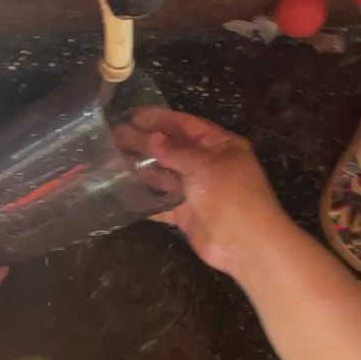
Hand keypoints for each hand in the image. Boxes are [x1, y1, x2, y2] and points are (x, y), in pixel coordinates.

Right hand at [130, 107, 294, 276]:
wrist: (244, 243)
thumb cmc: (230, 195)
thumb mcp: (204, 165)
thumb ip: (176, 151)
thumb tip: (153, 139)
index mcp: (220, 146)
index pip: (187, 125)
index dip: (161, 119)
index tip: (134, 116)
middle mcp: (208, 165)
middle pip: (173, 149)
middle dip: (146, 142)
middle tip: (117, 136)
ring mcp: (197, 191)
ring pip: (166, 175)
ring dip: (143, 168)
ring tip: (116, 161)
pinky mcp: (187, 214)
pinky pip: (163, 202)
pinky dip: (146, 198)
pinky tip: (125, 192)